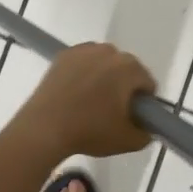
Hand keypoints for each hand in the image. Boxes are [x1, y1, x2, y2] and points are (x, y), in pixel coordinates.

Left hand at [13, 43, 155, 157]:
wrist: (46, 126)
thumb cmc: (90, 131)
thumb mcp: (129, 141)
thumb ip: (146, 133)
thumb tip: (145, 126)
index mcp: (128, 68)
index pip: (146, 83)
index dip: (143, 102)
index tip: (131, 116)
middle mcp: (109, 51)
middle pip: (126, 69)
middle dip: (124, 86)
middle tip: (113, 110)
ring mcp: (84, 50)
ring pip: (105, 62)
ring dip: (105, 76)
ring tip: (92, 100)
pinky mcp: (64, 54)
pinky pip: (84, 61)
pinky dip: (85, 71)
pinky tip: (77, 91)